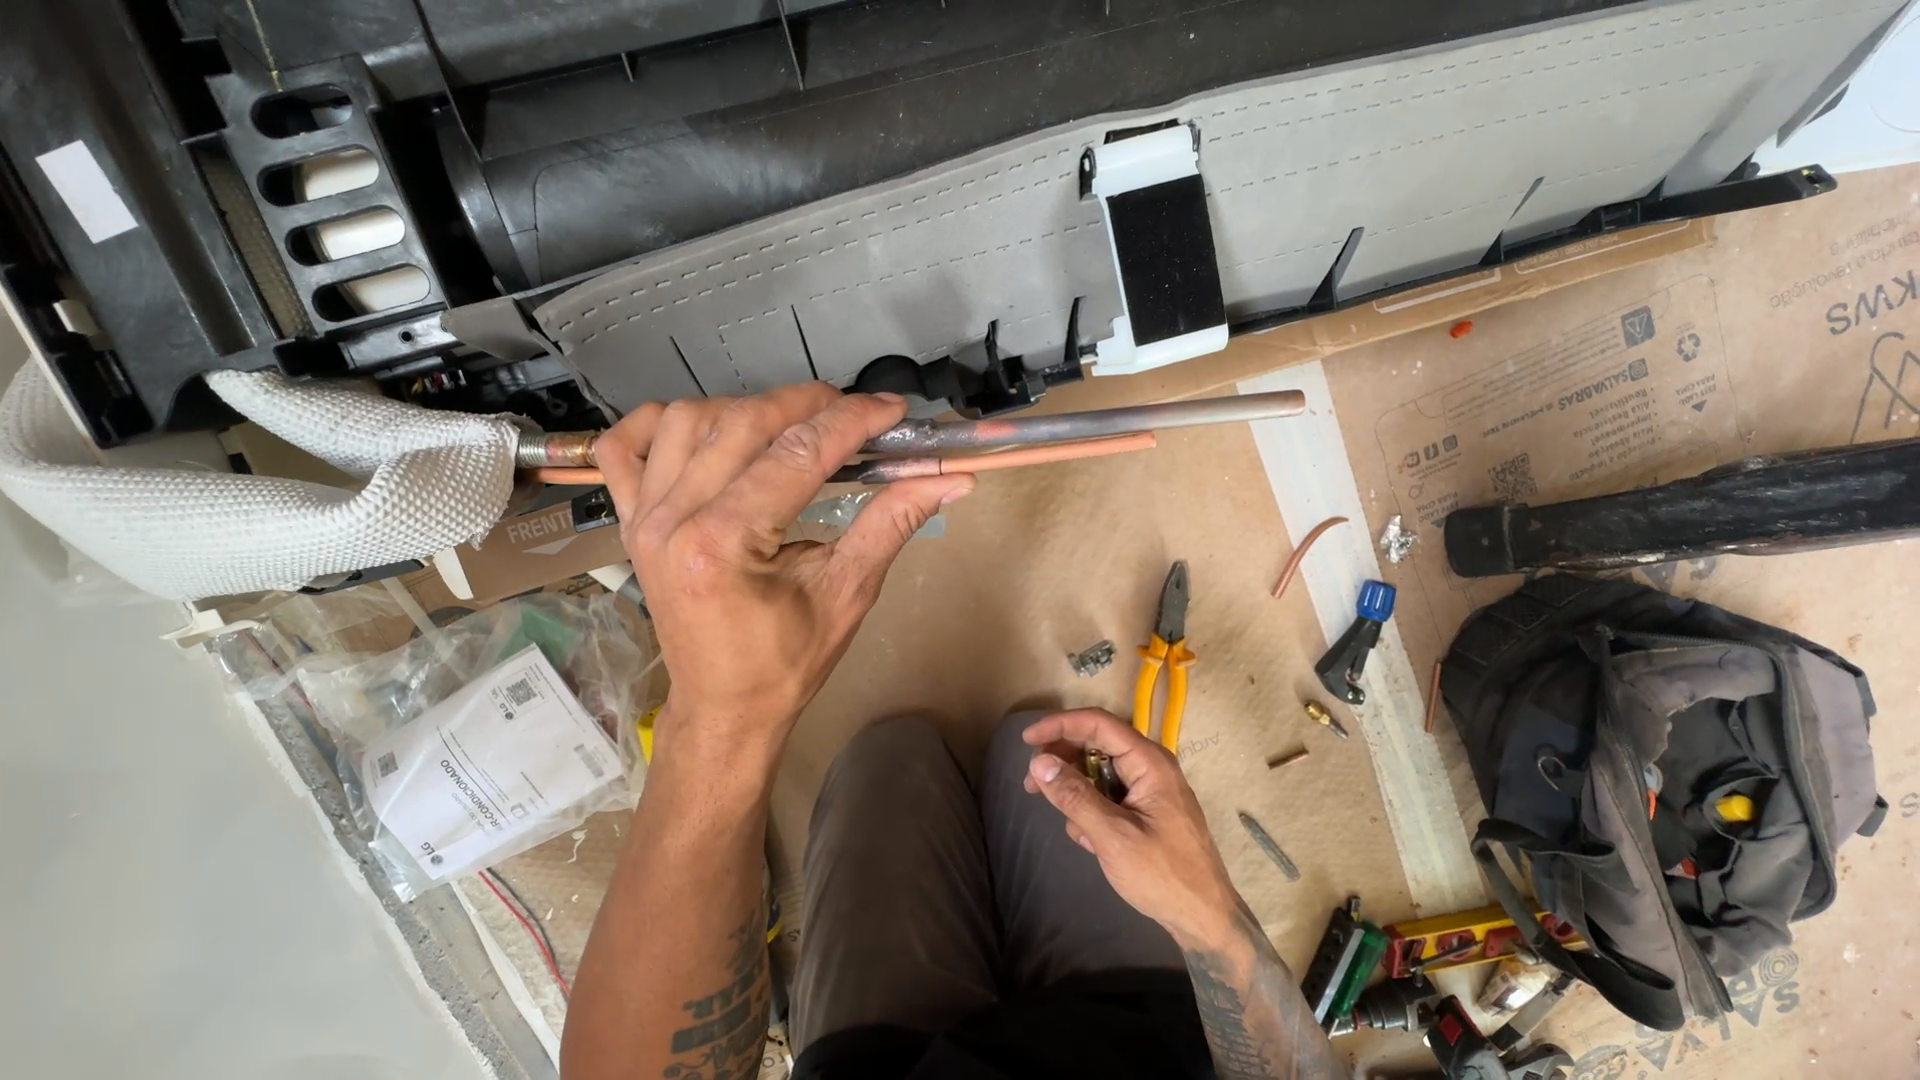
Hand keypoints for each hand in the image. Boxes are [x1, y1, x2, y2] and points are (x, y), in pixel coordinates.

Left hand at [597, 383, 974, 749]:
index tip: (892, 409)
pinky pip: (625, 446)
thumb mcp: (849, 593)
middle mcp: (673, 520)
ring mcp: (642, 517)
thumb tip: (951, 477)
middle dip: (806, 404)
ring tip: (791, 427)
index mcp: (724, 544)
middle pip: (743, 424)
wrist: (725, 707)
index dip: (852, 421)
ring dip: (746, 409)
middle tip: (852, 412)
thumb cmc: (787, 663)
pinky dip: (660, 422)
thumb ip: (893, 522)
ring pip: (688, 420)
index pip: (797, 454)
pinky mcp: (630, 521)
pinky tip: (704, 426)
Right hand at [1023, 709, 1244, 948]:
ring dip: (1077, 792)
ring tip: (1072, 825)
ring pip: (1099, 771)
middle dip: (1062, 760)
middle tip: (1033, 785)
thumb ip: (1075, 796)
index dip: (1059, 725)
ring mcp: (1149, 788)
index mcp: (1149, 762)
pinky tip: (1091, 841)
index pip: (1098, 723)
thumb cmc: (1163, 875)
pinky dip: (1092, 810)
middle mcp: (1150, 766)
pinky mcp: (1146, 809)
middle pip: (1096, 743)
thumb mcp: (1112, 836)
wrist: (1204, 918)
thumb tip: (1039, 763)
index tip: (1026, 740)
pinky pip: (1108, 794)